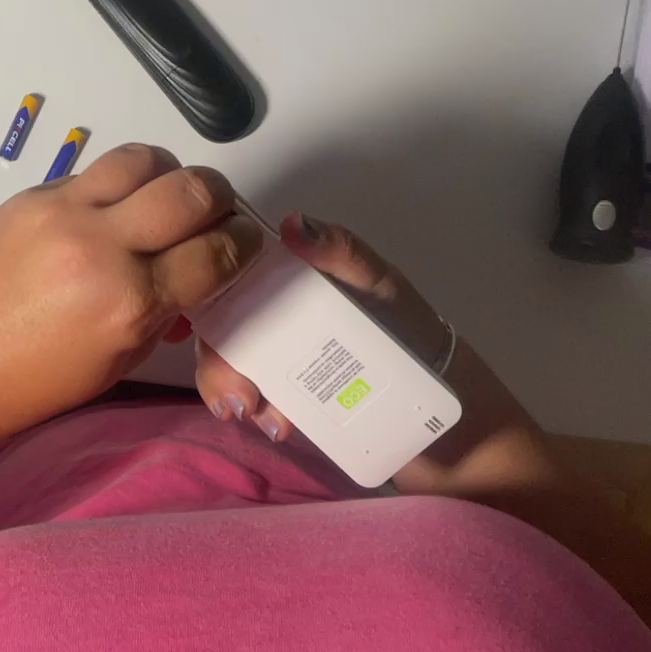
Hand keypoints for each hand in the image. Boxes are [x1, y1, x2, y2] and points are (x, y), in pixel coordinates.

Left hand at [0, 143, 265, 454]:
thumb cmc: (38, 382)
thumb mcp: (120, 358)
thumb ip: (166, 308)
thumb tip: (199, 272)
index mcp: (129, 303)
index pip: (216, 253)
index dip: (245, 244)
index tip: (248, 242)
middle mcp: (101, 247)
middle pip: (192, 191)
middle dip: (221, 199)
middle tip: (218, 215)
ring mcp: (62, 212)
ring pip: (145, 158)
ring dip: (171, 174)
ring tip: (167, 199)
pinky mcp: (33, 195)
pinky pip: (96, 171)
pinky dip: (121, 184)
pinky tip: (115, 209)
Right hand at [193, 212, 449, 439]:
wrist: (448, 412)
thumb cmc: (411, 334)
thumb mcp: (381, 284)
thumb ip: (342, 251)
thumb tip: (291, 224)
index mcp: (289, 280)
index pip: (231, 279)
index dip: (206, 297)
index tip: (202, 331)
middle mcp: (276, 316)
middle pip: (223, 329)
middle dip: (218, 363)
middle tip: (239, 397)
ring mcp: (280, 359)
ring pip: (231, 367)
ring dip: (233, 392)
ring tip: (267, 418)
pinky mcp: (289, 398)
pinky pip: (256, 402)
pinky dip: (259, 414)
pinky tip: (278, 427)